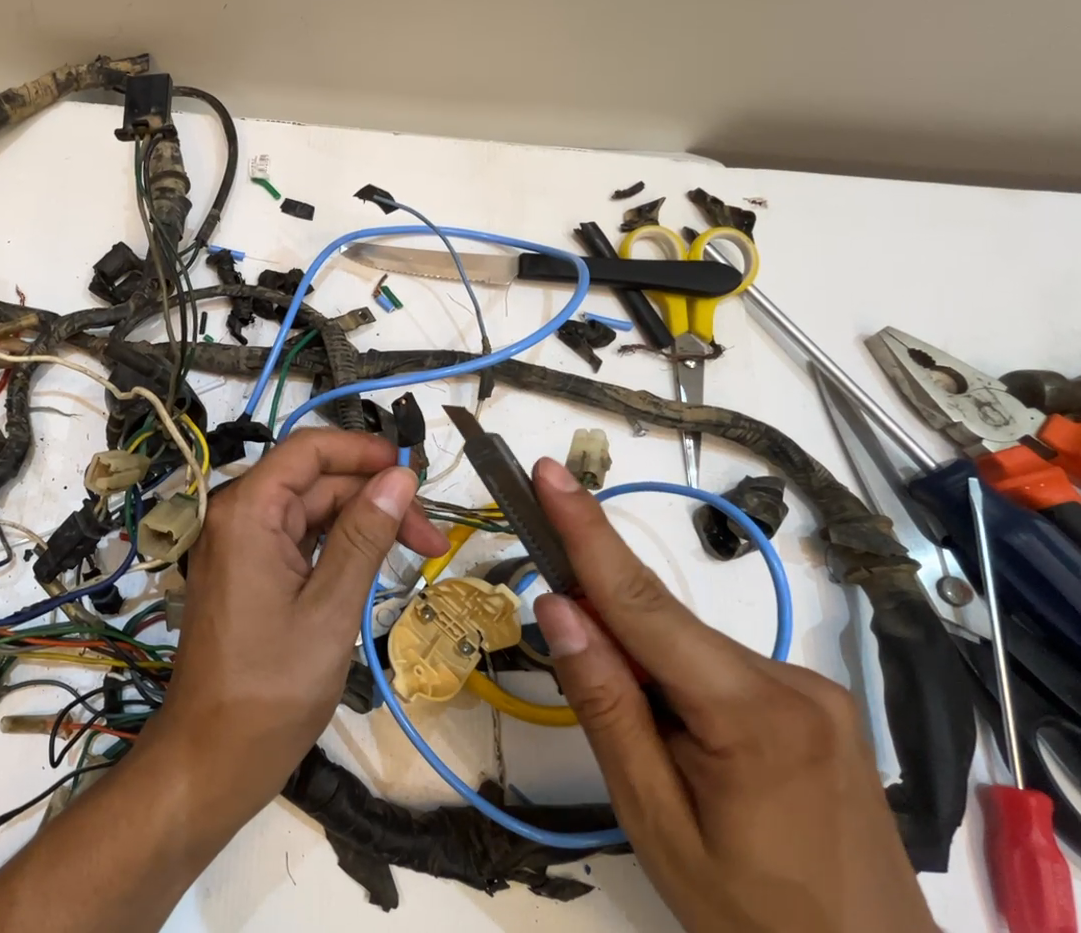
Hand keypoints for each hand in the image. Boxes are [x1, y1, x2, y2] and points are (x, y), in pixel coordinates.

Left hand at [141, 429, 451, 824]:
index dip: (362, 451)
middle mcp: (234, 517)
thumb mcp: (330, 608)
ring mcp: (237, 546)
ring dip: (360, 524)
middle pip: (311, 482)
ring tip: (418, 552)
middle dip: (373, 497)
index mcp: (246, 512)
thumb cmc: (273, 686)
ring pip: (308, 513)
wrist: (214, 750)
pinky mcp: (244, 574)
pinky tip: (374, 566)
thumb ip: (364, 537)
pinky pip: (295, 542)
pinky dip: (335, 548)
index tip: (415, 471)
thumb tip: (398, 477)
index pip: (306, 451)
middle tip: (434, 537)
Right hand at [529, 457, 932, 931]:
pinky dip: (670, 679)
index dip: (587, 532)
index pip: (643, 603)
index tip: (549, 472)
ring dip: (635, 660)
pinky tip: (668, 739)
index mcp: (752, 711)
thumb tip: (558, 607)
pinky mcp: (815, 709)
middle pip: (663, 624)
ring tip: (632, 741)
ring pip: (687, 649)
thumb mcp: (653, 816)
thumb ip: (605, 704)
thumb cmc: (747, 909)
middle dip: (597, 611)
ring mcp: (811, 693)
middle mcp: (791, 682)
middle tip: (545, 617)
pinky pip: (716, 671)